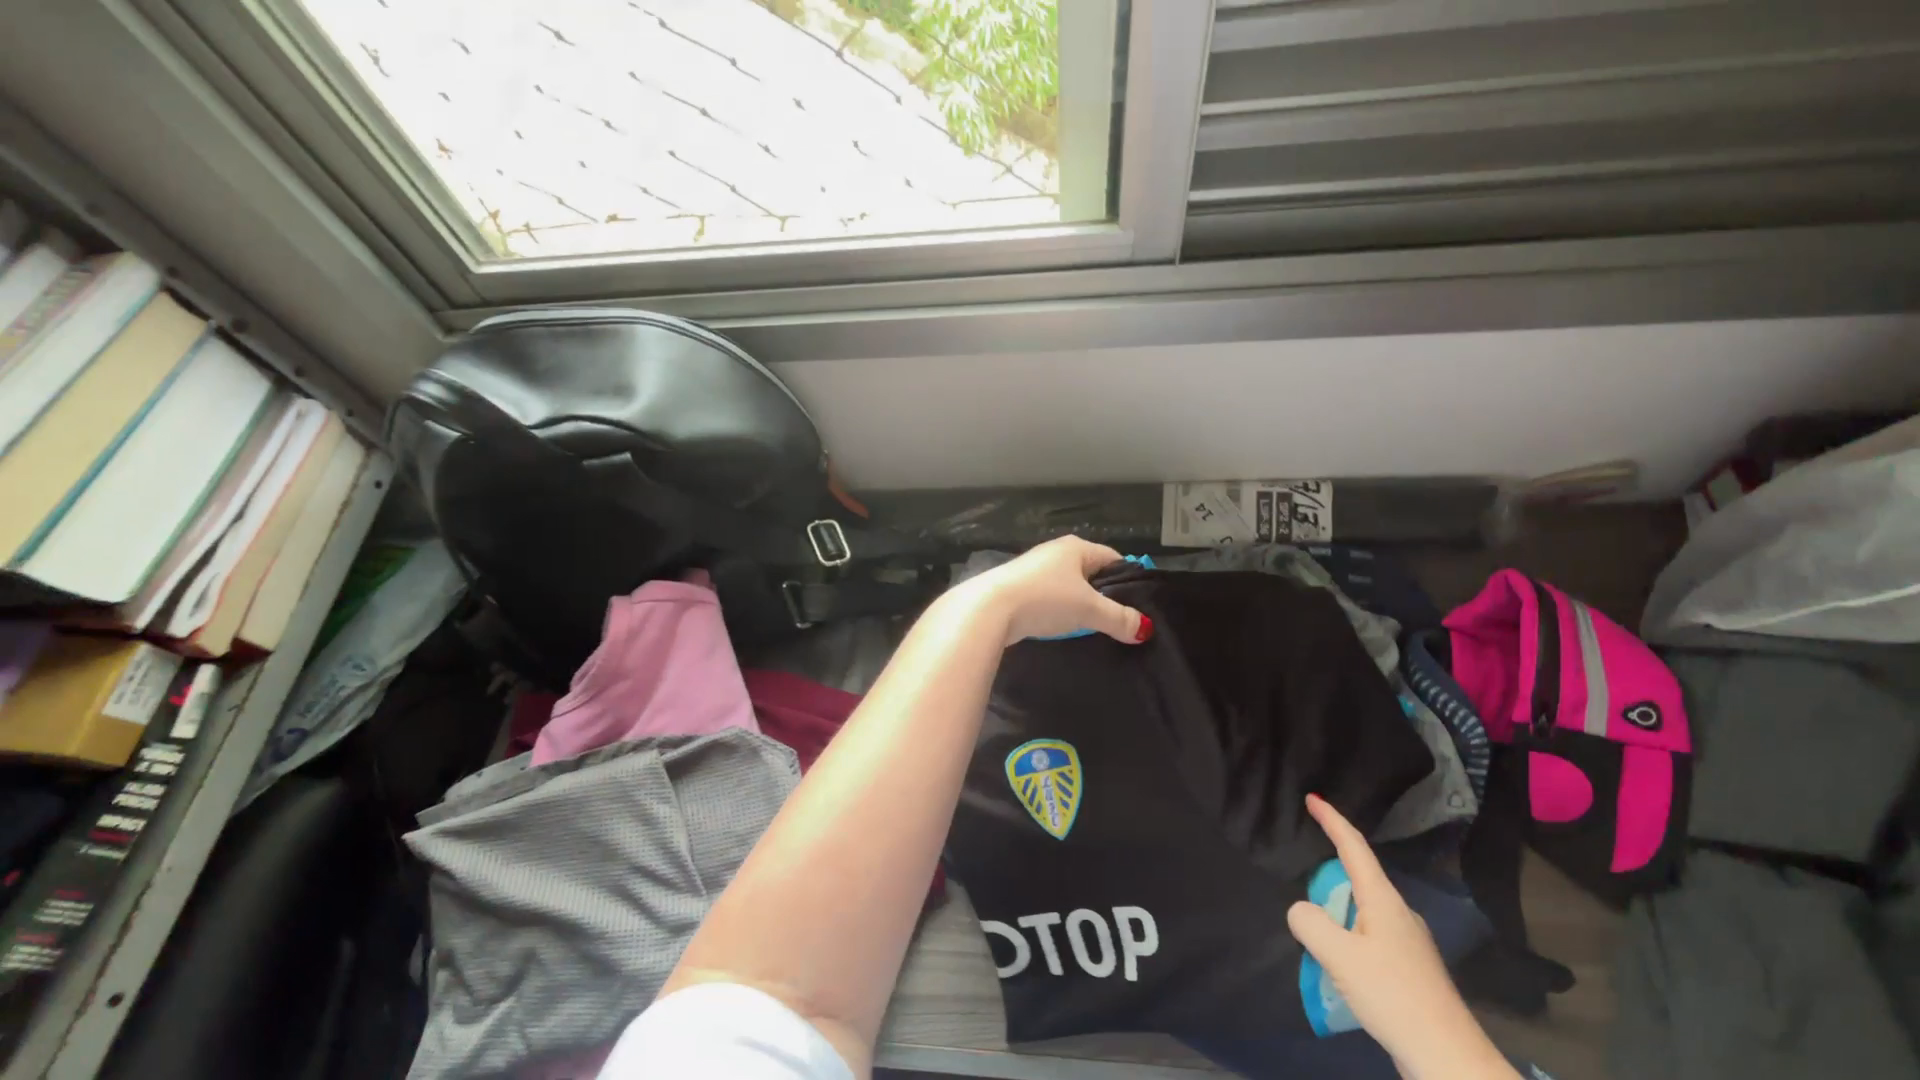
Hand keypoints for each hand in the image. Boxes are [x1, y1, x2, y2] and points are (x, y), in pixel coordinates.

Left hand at [948, 536, 1150, 646]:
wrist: (989, 609)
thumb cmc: (1044, 600)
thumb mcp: (1088, 610)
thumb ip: (1119, 618)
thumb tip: (1144, 629)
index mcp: (1076, 547)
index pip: (1113, 559)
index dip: (1127, 581)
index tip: (1137, 606)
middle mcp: (1055, 552)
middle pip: (1090, 574)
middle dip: (1103, 596)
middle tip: (1117, 622)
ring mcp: (1033, 570)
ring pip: (1068, 588)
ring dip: (1078, 606)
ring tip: (1091, 629)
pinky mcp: (1017, 588)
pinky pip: (1049, 599)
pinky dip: (1057, 612)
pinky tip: (1061, 629)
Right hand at [1288, 795, 1519, 1079]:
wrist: (1445, 1054)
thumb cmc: (1392, 995)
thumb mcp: (1340, 957)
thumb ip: (1311, 923)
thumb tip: (1302, 909)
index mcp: (1383, 901)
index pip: (1355, 848)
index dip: (1333, 821)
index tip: (1313, 799)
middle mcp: (1399, 914)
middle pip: (1358, 878)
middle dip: (1329, 874)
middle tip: (1301, 880)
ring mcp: (1407, 942)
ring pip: (1363, 912)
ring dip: (1336, 913)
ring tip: (1313, 934)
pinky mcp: (1408, 969)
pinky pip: (1369, 938)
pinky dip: (1347, 939)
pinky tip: (1337, 965)